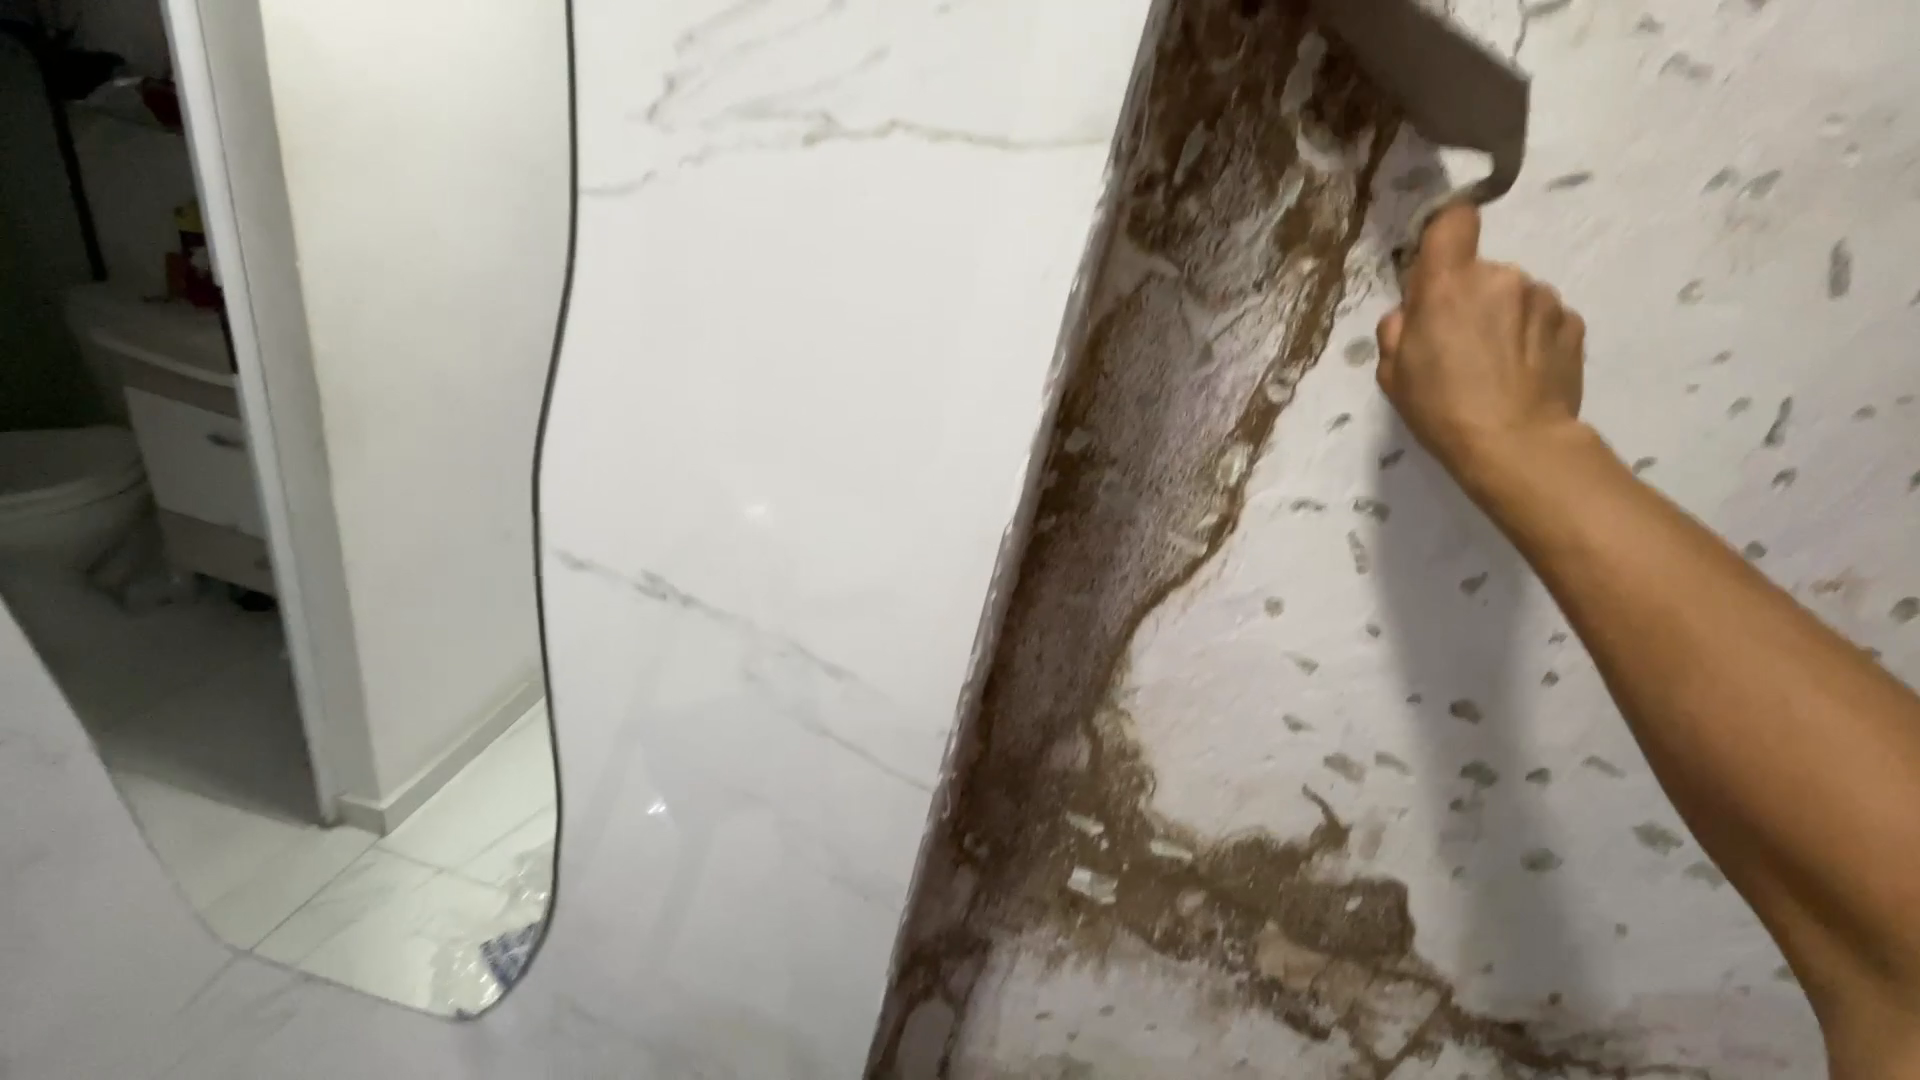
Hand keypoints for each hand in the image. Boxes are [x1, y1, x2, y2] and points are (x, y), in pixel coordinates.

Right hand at [1376, 203, 1586, 485]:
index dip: (1443, 234)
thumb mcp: (1392, 373)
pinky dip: (1530, 337)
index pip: (1453, 220)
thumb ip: (1397, 329)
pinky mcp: (1573, 322)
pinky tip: (1521, 372)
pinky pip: (1541, 319)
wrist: (1515, 443)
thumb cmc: (1440, 407)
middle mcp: (1502, 277)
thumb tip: (1411, 313)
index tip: (1436, 264)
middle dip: (1466, 298)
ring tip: (1493, 366)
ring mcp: (1544, 298)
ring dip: (1501, 319)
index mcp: (1449, 285)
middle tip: (1456, 346)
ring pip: (1512, 295)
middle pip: (1479, 271)